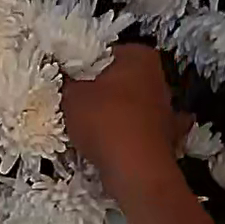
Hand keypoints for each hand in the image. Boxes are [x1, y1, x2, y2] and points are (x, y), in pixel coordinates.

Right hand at [60, 44, 185, 195]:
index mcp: (139, 56)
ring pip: (132, 107)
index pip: (104, 53)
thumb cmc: (105, 122)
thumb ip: (63, 79)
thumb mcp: (71, 95)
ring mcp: (166, 110)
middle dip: (100, 91)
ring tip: (91, 130)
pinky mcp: (166, 139)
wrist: (135, 170)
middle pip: (119, 81)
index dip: (82, 67)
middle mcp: (159, 78)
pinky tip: (118, 143)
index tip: (66, 82)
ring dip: (116, 116)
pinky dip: (131, 137)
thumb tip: (58, 71)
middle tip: (74, 105)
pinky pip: (141, 133)